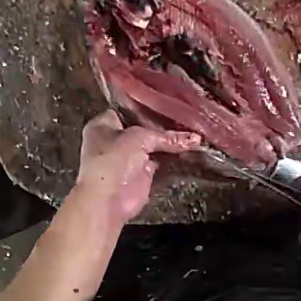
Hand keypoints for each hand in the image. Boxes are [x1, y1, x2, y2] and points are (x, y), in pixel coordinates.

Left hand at [67, 111, 200, 226]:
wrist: (107, 199)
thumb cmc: (114, 159)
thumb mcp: (140, 138)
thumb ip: (166, 137)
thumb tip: (196, 138)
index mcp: (104, 124)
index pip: (129, 108)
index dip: (150, 105)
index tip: (173, 101)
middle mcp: (116, 138)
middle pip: (144, 127)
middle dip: (165, 125)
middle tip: (189, 116)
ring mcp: (129, 156)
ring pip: (154, 145)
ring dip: (171, 142)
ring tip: (196, 132)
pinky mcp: (142, 173)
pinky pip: (162, 161)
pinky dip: (175, 158)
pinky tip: (192, 149)